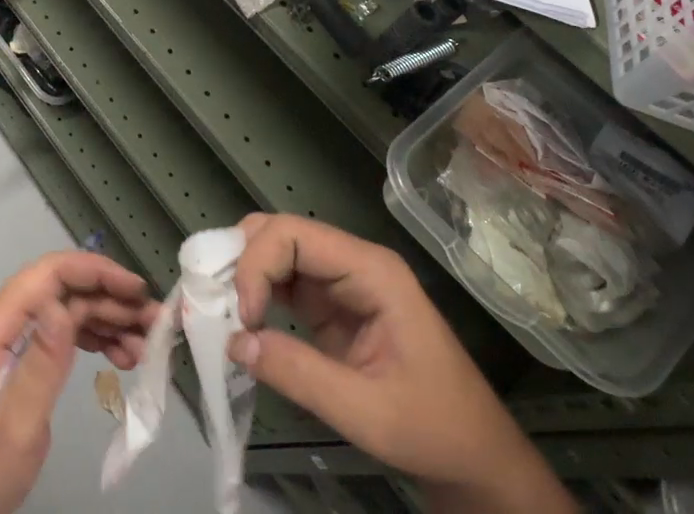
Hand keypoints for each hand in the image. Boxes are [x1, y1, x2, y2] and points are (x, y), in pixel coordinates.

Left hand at [0, 251, 159, 513]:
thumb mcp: (19, 419)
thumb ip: (41, 363)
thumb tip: (61, 307)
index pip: (50, 273)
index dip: (96, 272)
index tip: (138, 290)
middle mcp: (7, 319)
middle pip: (66, 287)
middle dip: (113, 298)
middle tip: (157, 324)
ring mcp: (19, 336)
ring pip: (73, 307)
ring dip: (112, 318)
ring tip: (147, 347)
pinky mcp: (31, 355)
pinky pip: (71, 331)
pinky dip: (101, 337)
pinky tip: (126, 357)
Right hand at [226, 213, 573, 513]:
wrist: (475, 460)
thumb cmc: (433, 430)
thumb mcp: (368, 412)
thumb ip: (299, 374)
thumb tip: (234, 342)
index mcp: (371, 272)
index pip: (291, 234)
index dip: (255, 265)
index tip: (245, 317)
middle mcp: (353, 265)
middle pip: (278, 233)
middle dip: (240, 261)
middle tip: (218, 305)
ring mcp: (340, 284)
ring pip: (273, 253)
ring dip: (241, 277)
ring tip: (221, 314)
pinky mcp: (328, 307)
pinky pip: (278, 283)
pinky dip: (251, 296)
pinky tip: (239, 324)